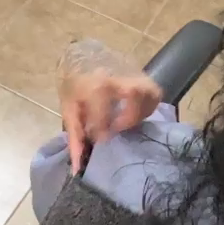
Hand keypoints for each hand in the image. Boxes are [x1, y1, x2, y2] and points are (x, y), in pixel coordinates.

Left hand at [57, 39, 161, 173]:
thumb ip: (75, 138)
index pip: (104, 111)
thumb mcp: (68, 109)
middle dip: (130, 117)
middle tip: (117, 129)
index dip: (102, 130)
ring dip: (143, 112)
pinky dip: (150, 106)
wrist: (79, 55)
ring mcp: (132, 72)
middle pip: (136, 92)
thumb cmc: (72, 84)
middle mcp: (117, 76)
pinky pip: (154, 91)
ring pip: (151, 91)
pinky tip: (136, 114)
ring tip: (128, 122)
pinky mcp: (141, 73)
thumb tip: (78, 169)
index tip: (99, 138)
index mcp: (95, 84)